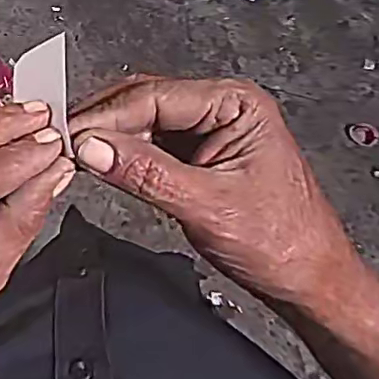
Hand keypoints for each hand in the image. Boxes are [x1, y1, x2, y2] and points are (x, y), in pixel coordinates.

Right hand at [70, 76, 360, 307]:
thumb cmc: (286, 243)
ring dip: (110, 136)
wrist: (311, 282)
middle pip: (144, 101)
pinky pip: (148, 142)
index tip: (73, 134)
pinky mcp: (195, 153)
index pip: (154, 97)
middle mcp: (221, 108)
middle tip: (67, 142)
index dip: (107, 116)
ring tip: (78, 153)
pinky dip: (122, 153)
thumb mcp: (209, 206)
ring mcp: (207, 129)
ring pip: (142, 120)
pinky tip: (103, 162)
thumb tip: (94, 147)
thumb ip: (146, 174)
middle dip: (104, 122)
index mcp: (236, 103)